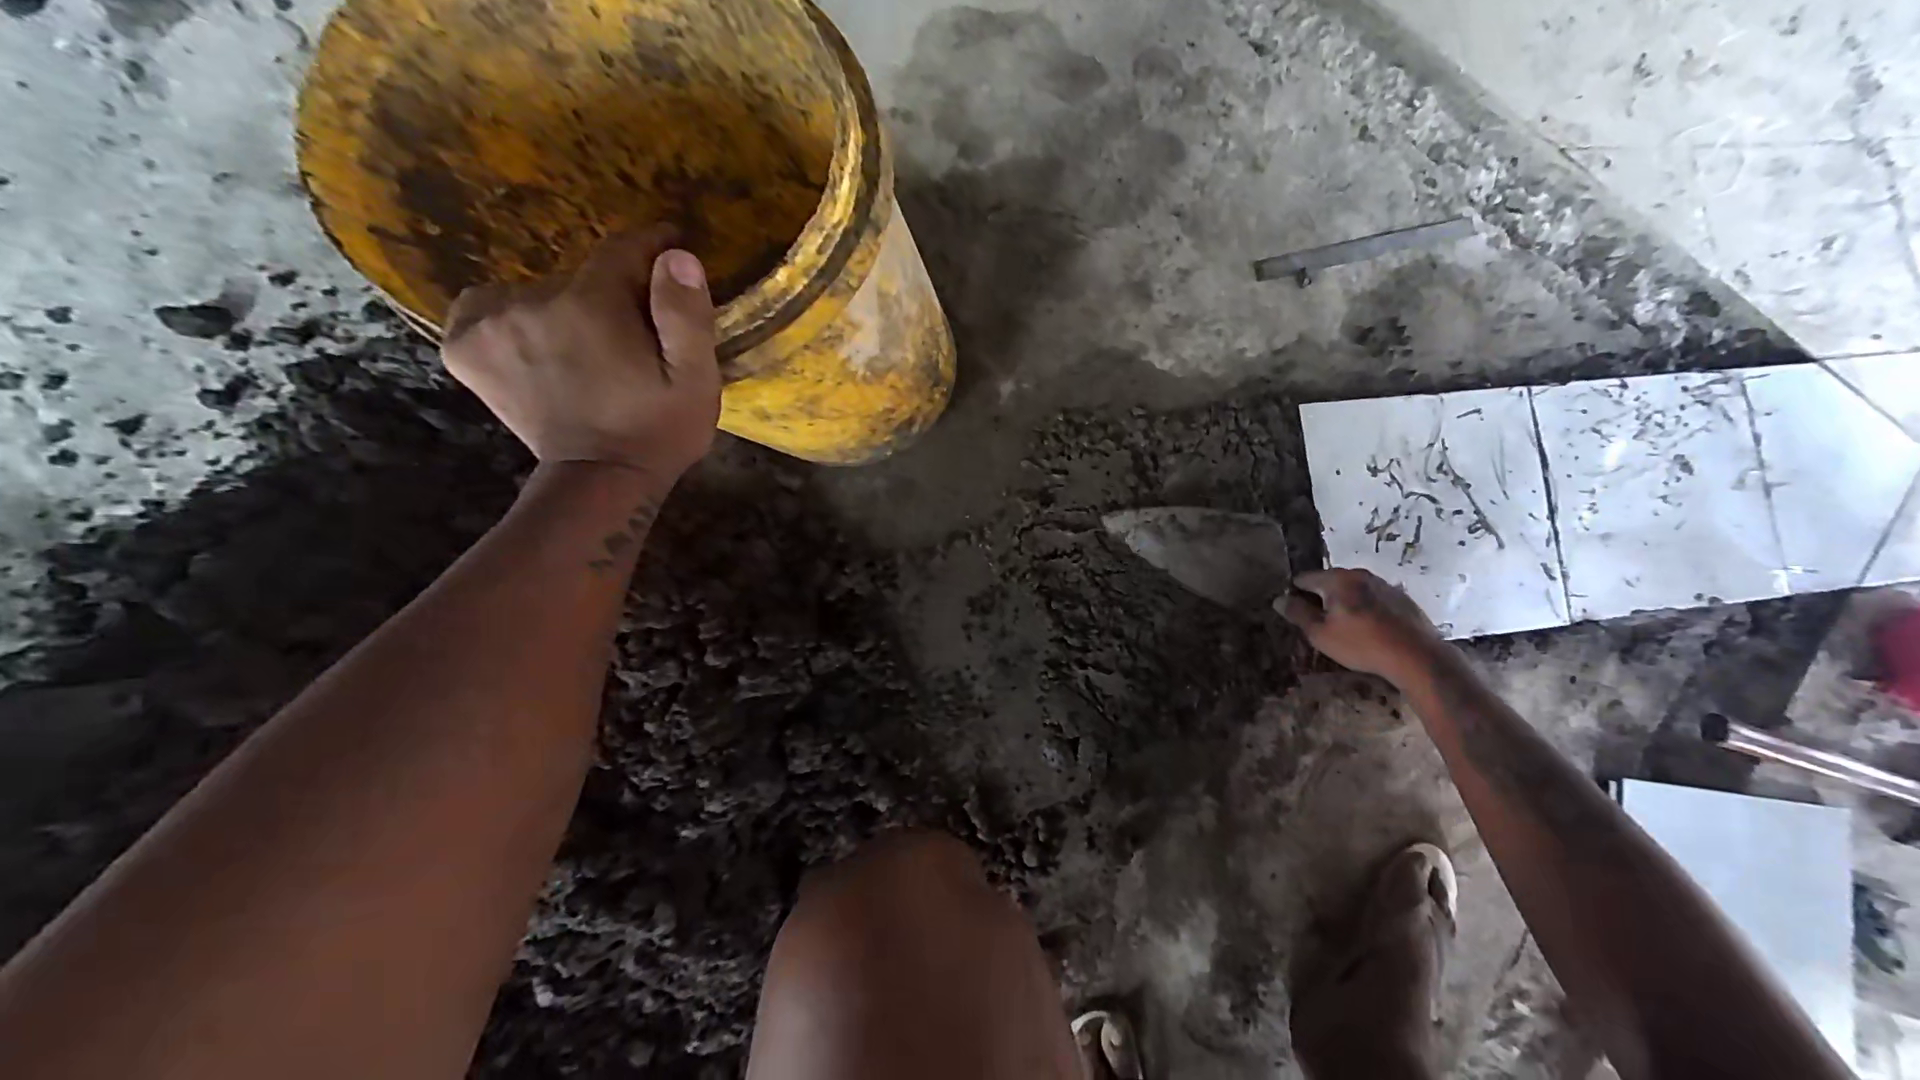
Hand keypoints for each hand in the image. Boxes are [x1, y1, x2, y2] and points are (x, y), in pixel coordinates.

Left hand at [441, 225, 721, 480]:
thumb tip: (676, 256)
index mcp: (592, 304)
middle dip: (611, 295)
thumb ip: (686, 314)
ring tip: (589, 351)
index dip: (651, 247)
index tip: (670, 249)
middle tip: (636, 334)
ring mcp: (488, 325)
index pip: (623, 249)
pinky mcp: (463, 349)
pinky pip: (486, 309)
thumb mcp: (696, 380)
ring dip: (566, 310)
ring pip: (539, 293)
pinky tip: (536, 348)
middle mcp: (531, 302)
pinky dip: (512, 320)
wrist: (600, 482)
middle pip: (581, 277)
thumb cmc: (659, 431)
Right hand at [1278, 569, 1446, 685]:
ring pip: (1353, 590)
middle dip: (1320, 597)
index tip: (1293, 611)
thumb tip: (1279, 599)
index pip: (1305, 578)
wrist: (1417, 657)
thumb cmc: (1361, 644)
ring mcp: (1384, 585)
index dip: (1295, 593)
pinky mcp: (1402, 598)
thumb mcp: (1320, 634)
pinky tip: (1368, 629)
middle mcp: (1360, 575)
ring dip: (1344, 603)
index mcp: (1338, 579)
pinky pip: (1373, 598)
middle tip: (1317, 622)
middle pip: (1330, 581)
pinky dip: (1364, 608)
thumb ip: (1297, 614)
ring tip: (1343, 626)